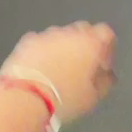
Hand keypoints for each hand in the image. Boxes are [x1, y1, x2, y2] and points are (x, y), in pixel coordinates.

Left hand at [2, 22, 116, 123]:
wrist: (24, 100)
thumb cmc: (63, 99)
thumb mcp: (91, 98)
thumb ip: (104, 82)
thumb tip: (108, 75)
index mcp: (91, 43)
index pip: (106, 34)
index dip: (107, 47)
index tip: (103, 64)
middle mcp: (72, 33)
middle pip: (84, 30)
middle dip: (85, 44)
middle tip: (81, 65)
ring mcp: (48, 35)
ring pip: (61, 35)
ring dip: (63, 46)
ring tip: (57, 68)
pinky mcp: (28, 41)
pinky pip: (40, 42)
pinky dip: (43, 50)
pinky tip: (39, 67)